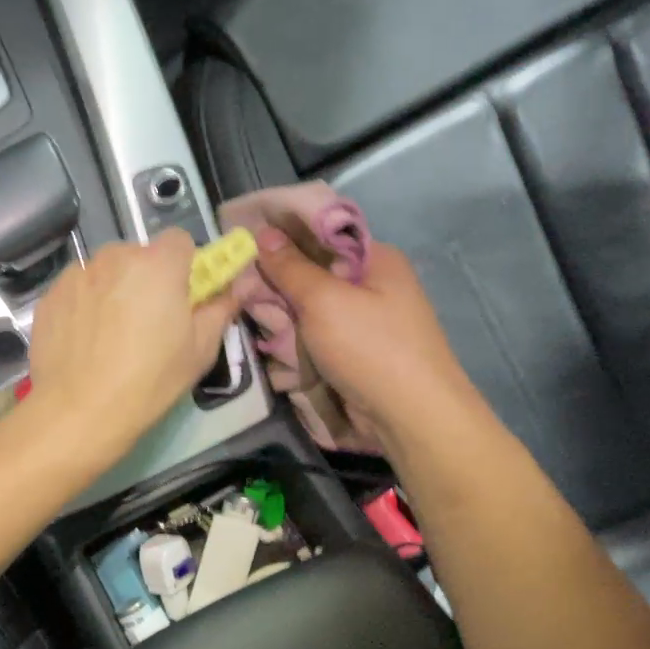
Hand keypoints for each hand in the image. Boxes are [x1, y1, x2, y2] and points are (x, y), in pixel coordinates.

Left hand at [25, 229, 237, 457]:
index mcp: (158, 264)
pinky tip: (82, 341)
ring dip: (110, 290)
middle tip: (144, 321)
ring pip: (102, 272)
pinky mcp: (48, 297)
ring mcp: (75, 276)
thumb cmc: (148, 381)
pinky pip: (74, 291)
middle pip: (137, 255)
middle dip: (143, 278)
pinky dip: (81, 306)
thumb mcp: (199, 350)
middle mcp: (113, 258)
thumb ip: (220, 308)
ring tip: (108, 333)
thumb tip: (237, 286)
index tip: (180, 295)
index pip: (178, 240)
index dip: (183, 265)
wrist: (78, 410)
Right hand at [253, 226, 481, 444]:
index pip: (320, 235)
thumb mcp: (323, 300)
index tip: (243, 247)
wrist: (406, 415)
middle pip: (307, 276)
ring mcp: (357, 324)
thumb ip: (290, 267)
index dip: (281, 238)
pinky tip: (274, 358)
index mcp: (373, 261)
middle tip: (246, 301)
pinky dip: (291, 350)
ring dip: (280, 326)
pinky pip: (309, 342)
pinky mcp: (348, 355)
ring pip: (302, 313)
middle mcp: (368, 287)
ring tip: (261, 336)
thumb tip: (263, 233)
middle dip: (276, 290)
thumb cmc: (370, 347)